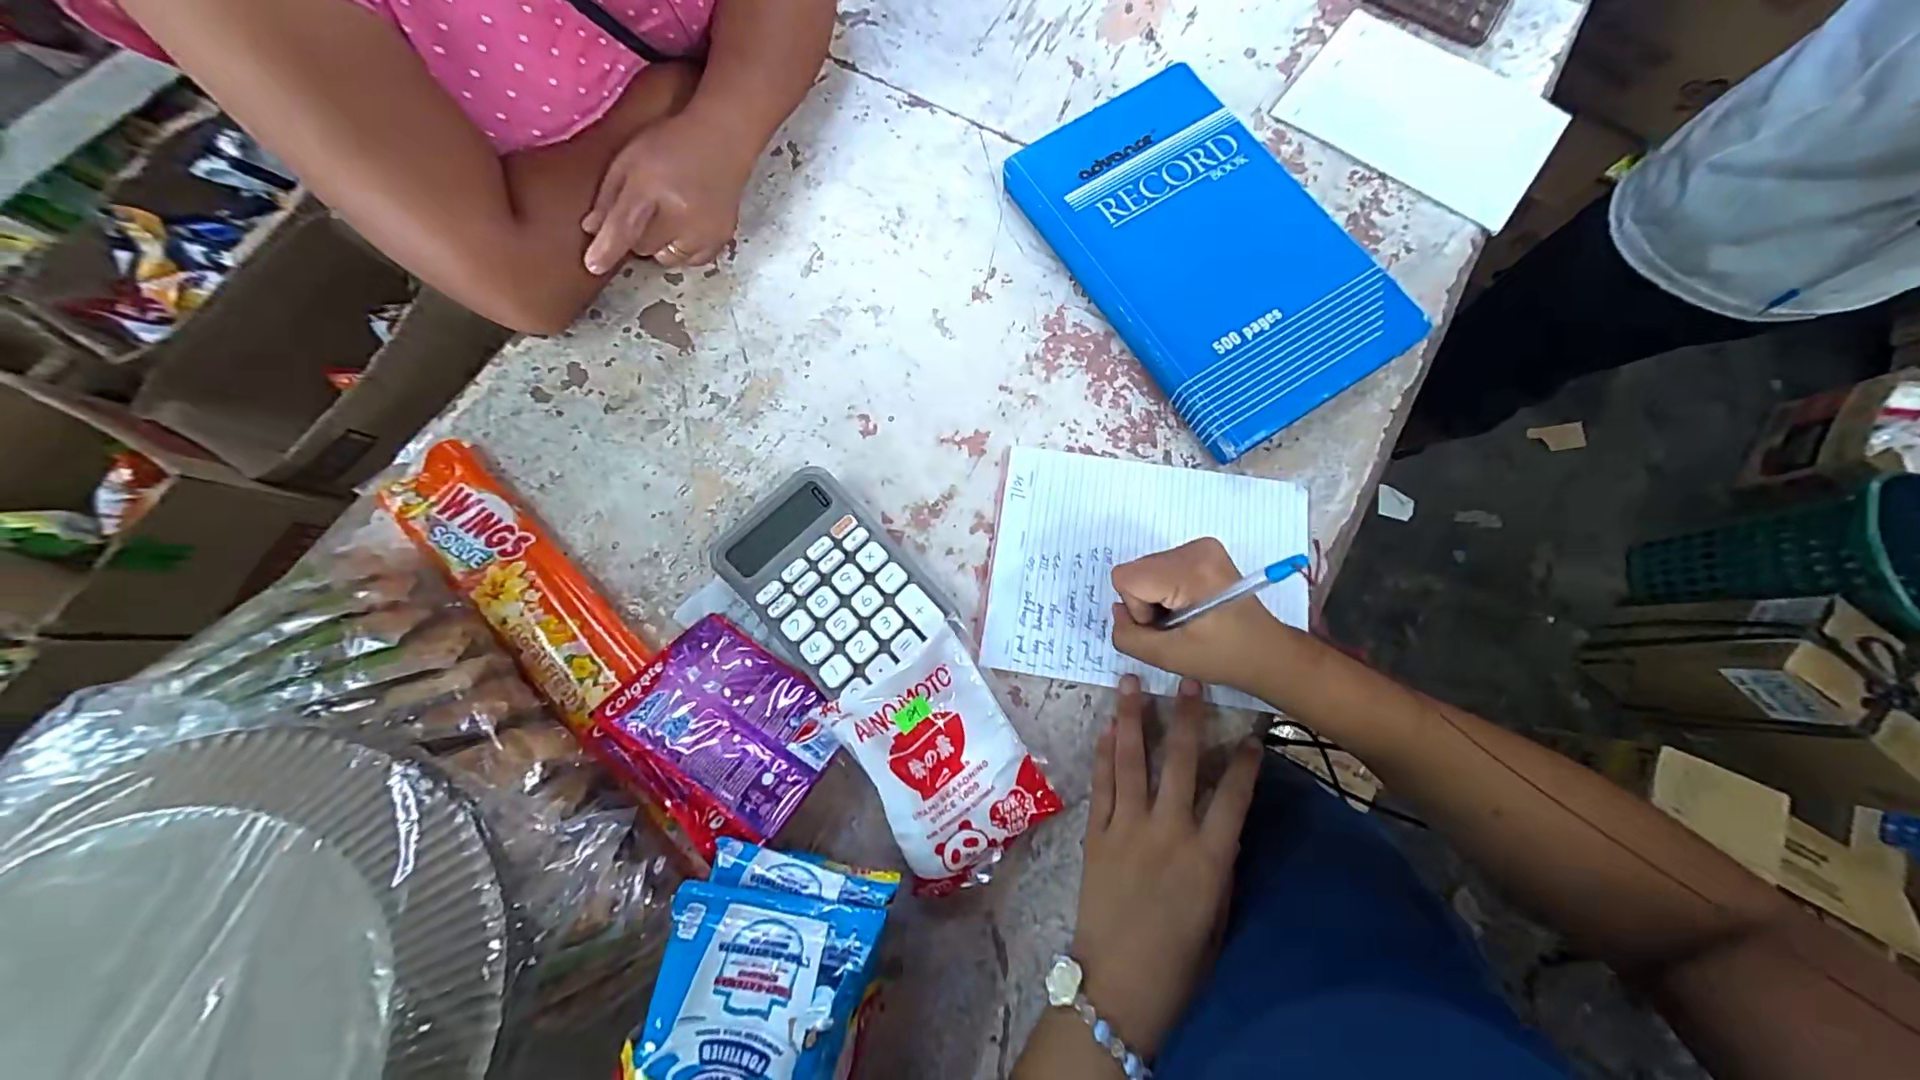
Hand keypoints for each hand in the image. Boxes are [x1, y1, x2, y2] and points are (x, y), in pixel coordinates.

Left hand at [580, 109, 754, 274]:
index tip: (593, 266)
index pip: (624, 227)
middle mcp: (680, 216)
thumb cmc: (669, 145)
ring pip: (667, 258)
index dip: (607, 248)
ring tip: (669, 218)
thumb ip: (609, 195)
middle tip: (648, 210)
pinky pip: (691, 261)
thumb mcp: (629, 159)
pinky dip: (683, 248)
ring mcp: (704, 232)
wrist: (722, 141)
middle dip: (639, 234)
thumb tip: (592, 230)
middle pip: (644, 248)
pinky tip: (687, 225)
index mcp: (651, 188)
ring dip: (661, 244)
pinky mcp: (720, 241)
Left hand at [1072, 675, 1260, 1058]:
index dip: (1246, 763)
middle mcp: (1168, 831)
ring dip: (1132, 719)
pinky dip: (1103, 754)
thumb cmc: (1180, 959)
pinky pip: (1100, 785)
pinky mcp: (1095, 834)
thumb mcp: (1218, 912)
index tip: (1253, 734)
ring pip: (1132, 761)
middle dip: (1187, 718)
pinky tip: (1106, 728)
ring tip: (1131, 684)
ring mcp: (1127, 828)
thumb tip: (1221, 821)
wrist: (1119, 983)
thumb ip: (1219, 860)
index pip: (1235, 797)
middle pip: (1182, 763)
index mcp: (1208, 857)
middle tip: (1188, 680)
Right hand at [1110, 538, 1288, 693]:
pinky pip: (1162, 566)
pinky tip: (1190, 606)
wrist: (1267, 651)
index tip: (1165, 626)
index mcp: (1191, 570)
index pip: (1126, 577)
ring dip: (1155, 596)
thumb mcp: (1166, 657)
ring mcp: (1202, 546)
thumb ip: (1127, 635)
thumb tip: (1119, 610)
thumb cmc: (1222, 657)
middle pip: (1136, 570)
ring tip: (1185, 617)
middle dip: (1146, 601)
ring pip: (1147, 569)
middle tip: (1176, 625)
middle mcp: (1196, 548)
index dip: (1136, 607)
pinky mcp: (1204, 550)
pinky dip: (1166, 588)